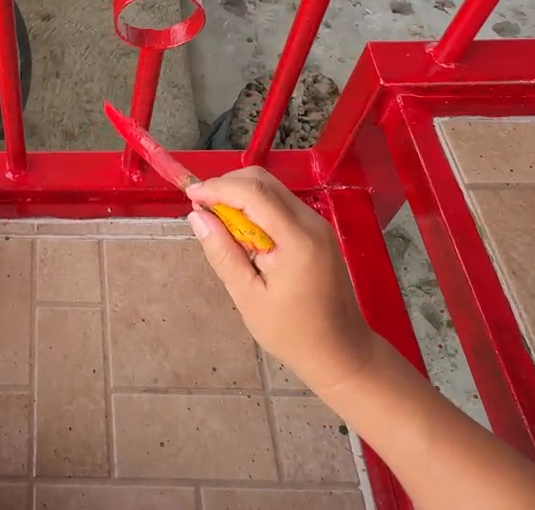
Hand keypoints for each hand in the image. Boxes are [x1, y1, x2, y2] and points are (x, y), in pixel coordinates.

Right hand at [187, 167, 375, 392]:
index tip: (190, 196)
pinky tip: (242, 230)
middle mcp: (311, 222)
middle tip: (202, 209)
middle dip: (227, 186)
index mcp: (297, 240)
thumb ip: (222, 253)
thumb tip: (197, 216)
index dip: (218, 187)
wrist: (343, 354)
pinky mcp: (317, 229)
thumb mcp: (248, 297)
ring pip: (271, 188)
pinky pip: (280, 203)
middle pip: (263, 181)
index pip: (254, 193)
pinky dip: (255, 206)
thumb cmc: (293, 334)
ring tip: (218, 221)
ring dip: (240, 195)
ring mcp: (317, 223)